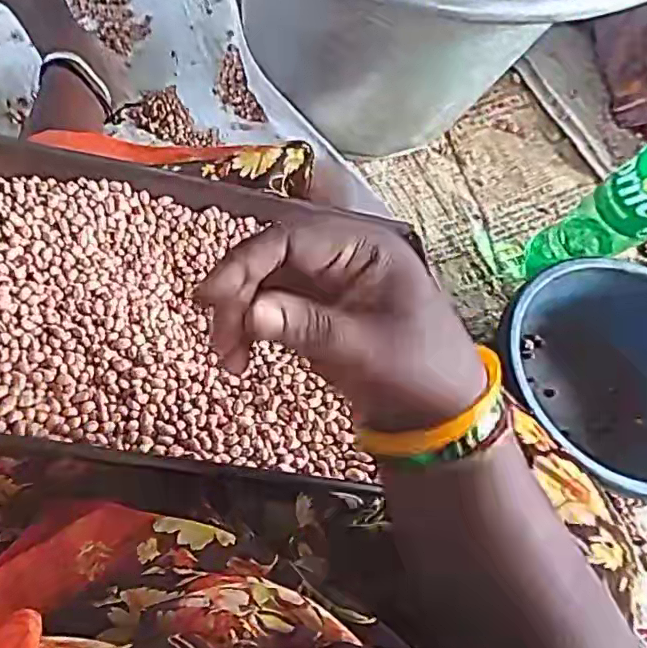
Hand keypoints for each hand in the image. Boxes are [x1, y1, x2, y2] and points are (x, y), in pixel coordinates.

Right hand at [195, 217, 486, 431]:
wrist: (434, 408)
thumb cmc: (418, 369)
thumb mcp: (365, 349)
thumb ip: (308, 327)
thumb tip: (251, 312)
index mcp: (363, 248)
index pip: (290, 238)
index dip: (244, 264)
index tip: (211, 297)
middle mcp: (339, 257)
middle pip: (267, 260)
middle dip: (236, 297)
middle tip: (220, 340)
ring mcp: (324, 284)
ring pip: (260, 286)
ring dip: (236, 318)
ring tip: (228, 359)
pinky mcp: (312, 311)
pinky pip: (267, 311)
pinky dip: (247, 332)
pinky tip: (239, 359)